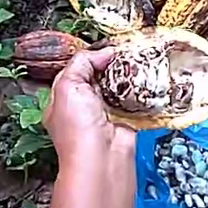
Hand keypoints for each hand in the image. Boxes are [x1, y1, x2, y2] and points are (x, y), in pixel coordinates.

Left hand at [44, 49, 134, 167]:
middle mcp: (84, 108)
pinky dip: (141, 92)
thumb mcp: (68, 85)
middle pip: (100, 78)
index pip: (76, 71)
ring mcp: (106, 114)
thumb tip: (103, 53)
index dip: (89, 59)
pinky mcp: (127, 121)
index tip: (105, 49)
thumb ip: (82, 63)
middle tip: (123, 54)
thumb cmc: (77, 130)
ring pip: (119, 87)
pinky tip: (145, 82)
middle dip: (111, 66)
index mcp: (63, 100)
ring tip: (136, 64)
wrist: (101, 159)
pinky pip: (136, 101)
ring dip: (128, 77)